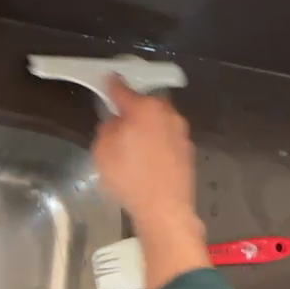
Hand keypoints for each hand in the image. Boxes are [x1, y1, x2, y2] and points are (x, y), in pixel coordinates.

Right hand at [93, 77, 210, 288]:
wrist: (164, 208)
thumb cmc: (129, 178)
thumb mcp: (102, 152)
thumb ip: (107, 130)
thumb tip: (115, 122)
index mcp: (144, 108)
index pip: (123, 90)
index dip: (112, 85)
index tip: (108, 80)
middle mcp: (167, 114)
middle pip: (146, 105)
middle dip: (133, 111)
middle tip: (119, 124)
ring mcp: (181, 132)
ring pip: (158, 123)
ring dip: (146, 129)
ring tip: (133, 148)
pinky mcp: (187, 151)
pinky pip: (166, 141)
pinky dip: (156, 146)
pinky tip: (147, 163)